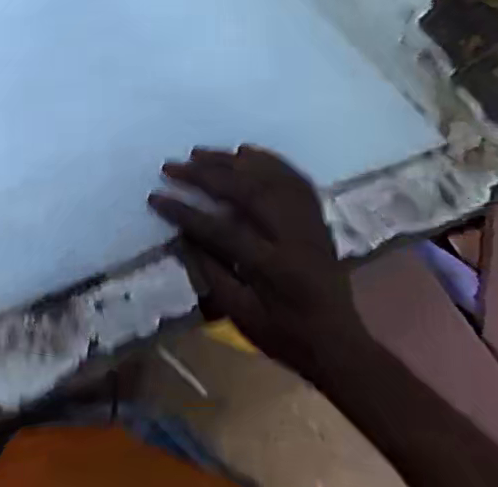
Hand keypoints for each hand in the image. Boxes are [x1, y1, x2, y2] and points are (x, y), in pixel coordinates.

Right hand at [149, 145, 365, 378]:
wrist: (341, 346)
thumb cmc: (285, 336)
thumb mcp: (241, 315)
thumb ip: (211, 271)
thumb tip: (184, 232)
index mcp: (274, 267)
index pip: (221, 229)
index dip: (185, 212)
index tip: (156, 197)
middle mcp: (294, 237)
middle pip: (246, 190)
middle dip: (205, 174)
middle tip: (173, 167)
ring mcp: (309, 223)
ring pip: (268, 177)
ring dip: (231, 161)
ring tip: (199, 153)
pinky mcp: (316, 218)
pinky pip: (293, 178)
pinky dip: (268, 160)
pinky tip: (245, 152)